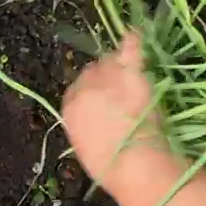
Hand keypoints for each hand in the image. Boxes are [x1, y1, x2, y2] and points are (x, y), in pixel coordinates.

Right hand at [63, 33, 180, 201]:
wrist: (134, 165)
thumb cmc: (111, 168)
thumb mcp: (87, 149)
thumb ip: (86, 127)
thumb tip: (95, 122)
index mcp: (70, 110)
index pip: (77, 89)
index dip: (92, 91)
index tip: (103, 98)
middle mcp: (84, 89)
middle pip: (92, 72)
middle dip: (104, 77)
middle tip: (121, 89)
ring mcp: (108, 79)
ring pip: (110, 61)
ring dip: (119, 65)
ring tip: (131, 74)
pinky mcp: (131, 75)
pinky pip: (130, 51)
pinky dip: (132, 43)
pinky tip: (135, 36)